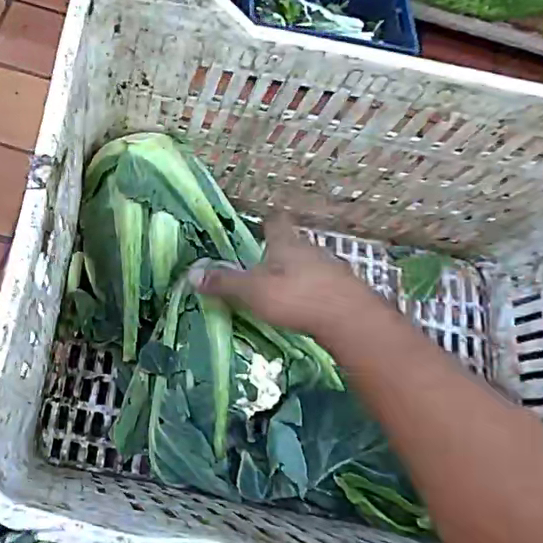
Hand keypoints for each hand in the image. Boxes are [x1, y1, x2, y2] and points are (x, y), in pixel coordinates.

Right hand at [194, 215, 381, 336]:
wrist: (350, 319)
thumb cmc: (296, 297)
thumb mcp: (252, 291)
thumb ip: (224, 283)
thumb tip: (192, 274)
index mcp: (286, 244)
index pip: (276, 223)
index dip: (267, 223)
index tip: (260, 225)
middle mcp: (311, 250)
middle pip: (294, 245)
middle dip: (281, 253)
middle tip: (264, 265)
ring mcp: (333, 270)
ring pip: (311, 266)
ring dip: (298, 274)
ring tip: (284, 289)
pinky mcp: (347, 291)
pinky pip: (325, 286)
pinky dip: (314, 293)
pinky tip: (307, 307)